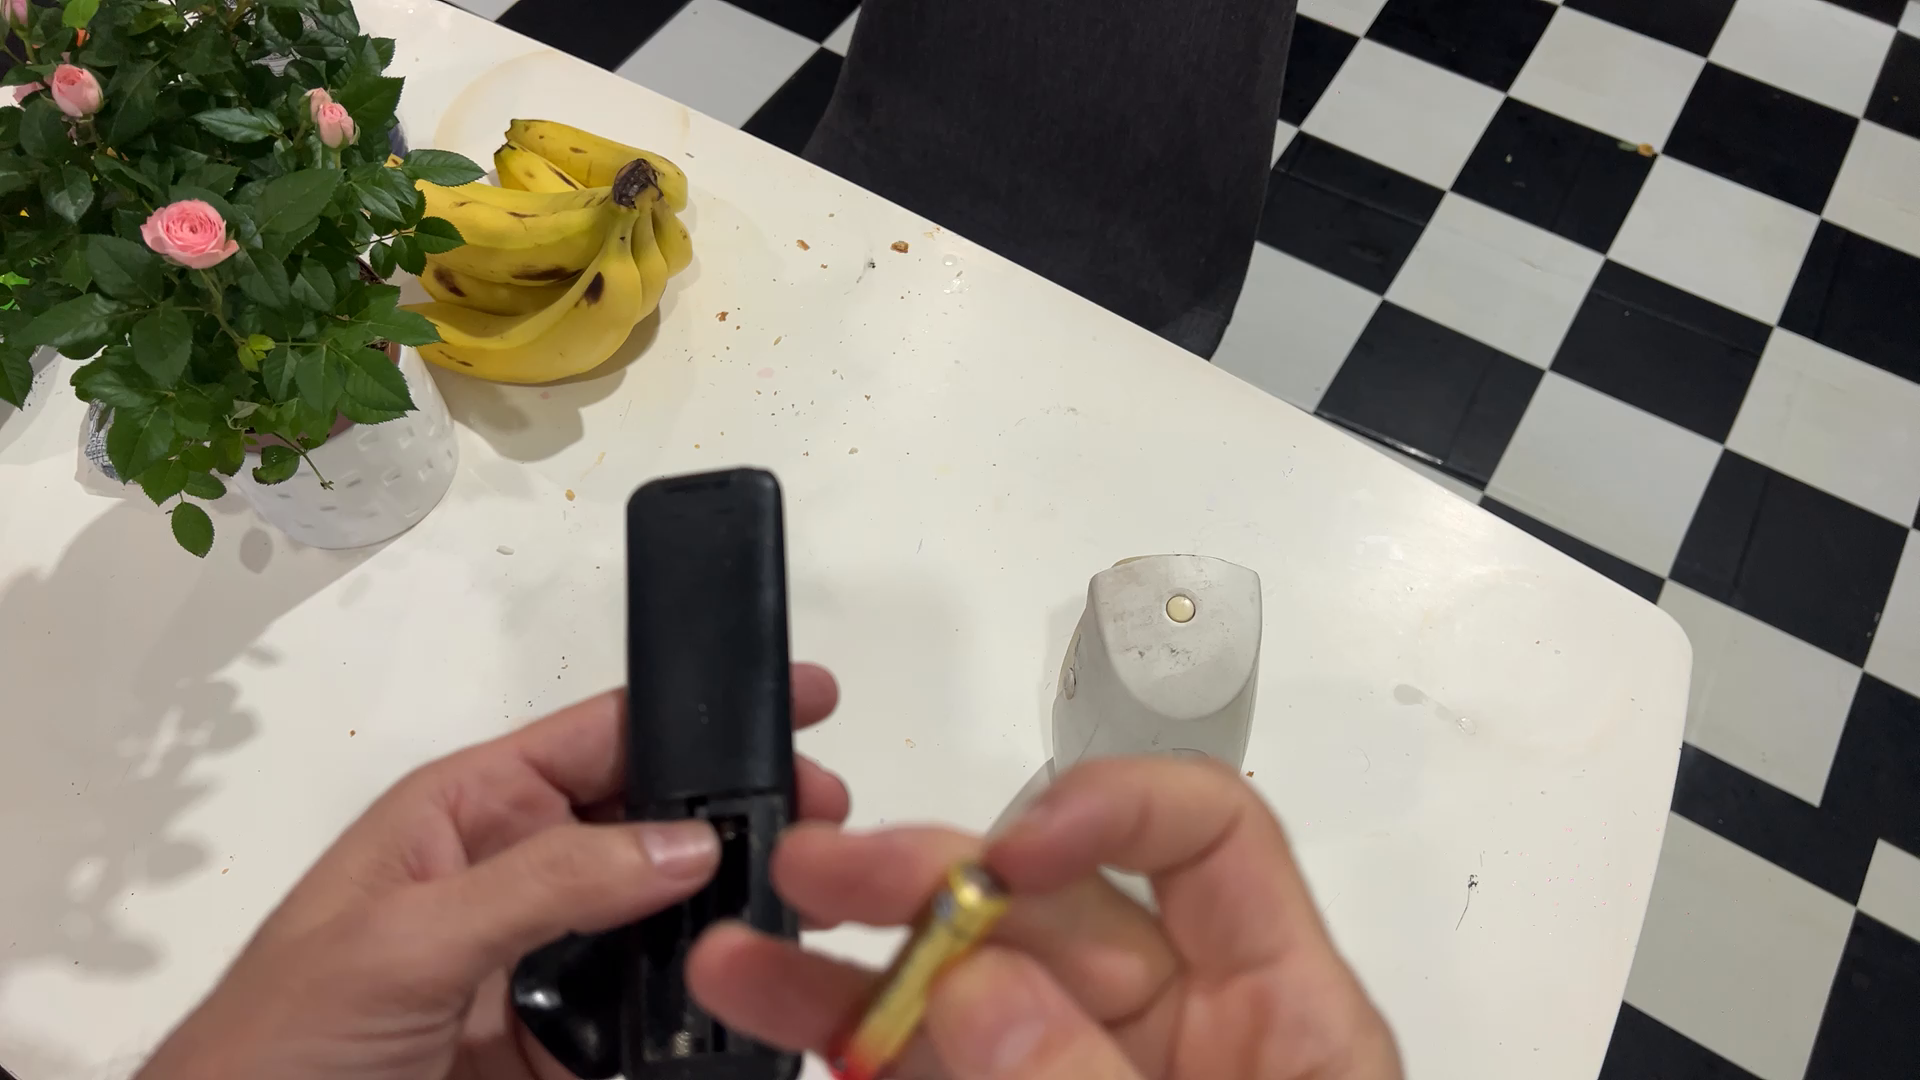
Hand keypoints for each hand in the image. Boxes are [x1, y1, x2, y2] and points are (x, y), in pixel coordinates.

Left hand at [136, 664, 845, 1079]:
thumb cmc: (271, 1065)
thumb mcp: (394, 948)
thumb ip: (547, 881)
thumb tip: (695, 842)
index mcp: (481, 810)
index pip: (612, 733)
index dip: (703, 709)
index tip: (800, 701)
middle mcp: (535, 865)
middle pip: (663, 810)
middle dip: (747, 798)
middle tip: (829, 805)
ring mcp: (563, 953)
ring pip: (677, 897)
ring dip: (745, 885)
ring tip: (822, 882)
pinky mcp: (582, 1033)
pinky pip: (668, 986)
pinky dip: (719, 974)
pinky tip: (772, 964)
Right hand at [689, 755, 1401, 1079]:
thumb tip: (976, 981)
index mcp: (1273, 1009)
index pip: (1207, 834)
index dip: (1113, 806)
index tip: (1010, 852)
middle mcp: (1166, 1015)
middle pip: (1050, 898)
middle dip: (929, 875)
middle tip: (815, 869)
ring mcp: (1072, 1061)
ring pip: (962, 969)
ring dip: (853, 951)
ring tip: (742, 951)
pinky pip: (919, 1051)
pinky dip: (844, 1027)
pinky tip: (767, 1001)